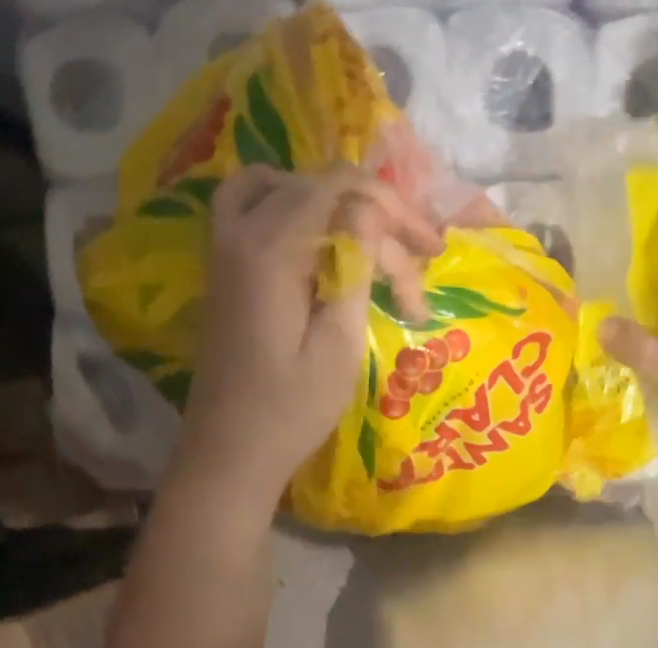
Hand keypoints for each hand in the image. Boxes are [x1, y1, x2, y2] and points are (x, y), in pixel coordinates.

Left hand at [181, 165, 442, 504]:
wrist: (231, 450)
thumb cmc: (292, 409)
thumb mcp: (339, 343)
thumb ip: (354, 265)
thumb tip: (369, 207)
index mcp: (272, 248)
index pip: (341, 188)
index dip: (394, 208)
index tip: (432, 251)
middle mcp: (242, 230)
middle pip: (320, 188)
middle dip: (377, 218)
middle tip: (419, 272)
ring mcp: (225, 244)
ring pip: (290, 188)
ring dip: (339, 208)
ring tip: (376, 245)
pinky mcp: (224, 265)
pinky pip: (252, 203)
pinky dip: (291, 204)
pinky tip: (318, 230)